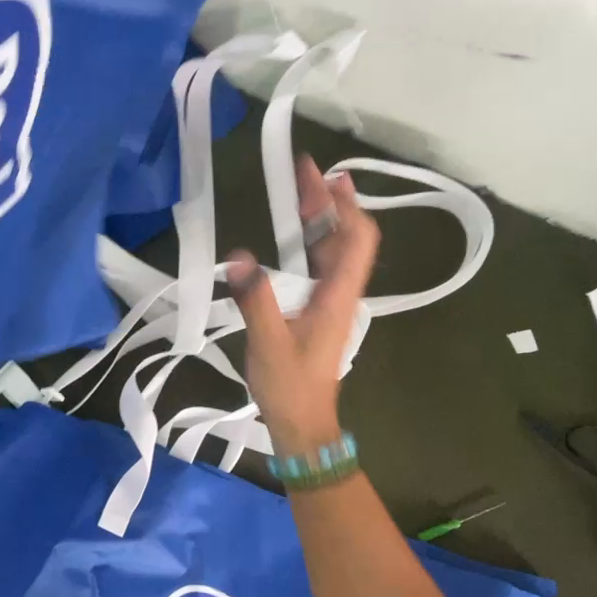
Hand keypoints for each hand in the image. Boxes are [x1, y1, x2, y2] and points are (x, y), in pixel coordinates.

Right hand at [228, 155, 379, 454]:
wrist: (302, 424)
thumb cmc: (290, 387)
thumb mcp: (268, 343)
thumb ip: (255, 300)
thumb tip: (239, 258)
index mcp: (338, 296)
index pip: (357, 238)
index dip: (346, 204)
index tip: (327, 175)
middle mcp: (340, 294)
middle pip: (345, 238)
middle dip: (328, 203)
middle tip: (303, 172)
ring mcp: (329, 305)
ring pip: (332, 252)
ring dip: (319, 222)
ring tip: (297, 194)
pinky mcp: (315, 316)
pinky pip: (318, 269)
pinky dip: (307, 246)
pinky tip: (289, 239)